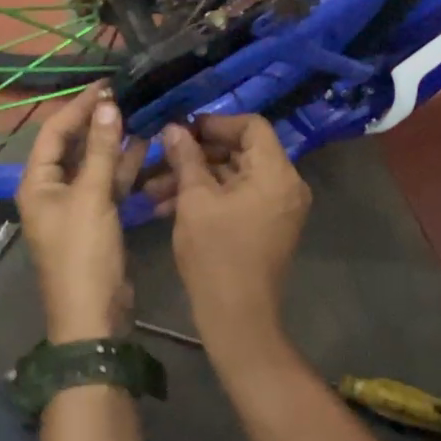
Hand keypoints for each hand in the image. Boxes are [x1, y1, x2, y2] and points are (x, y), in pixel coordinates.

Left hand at [16, 84, 143, 342]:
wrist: (94, 315)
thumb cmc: (84, 254)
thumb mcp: (92, 198)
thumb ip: (101, 150)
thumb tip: (108, 105)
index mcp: (37, 182)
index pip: (55, 132)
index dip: (79, 106)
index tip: (106, 85)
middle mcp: (52, 189)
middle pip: (74, 146)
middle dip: (99, 122)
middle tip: (128, 96)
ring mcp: (76, 205)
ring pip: (95, 164)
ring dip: (115, 142)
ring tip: (142, 115)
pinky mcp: (97, 220)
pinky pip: (109, 184)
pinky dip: (124, 167)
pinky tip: (147, 148)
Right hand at [147, 116, 311, 347]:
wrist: (237, 316)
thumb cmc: (216, 253)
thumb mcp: (194, 200)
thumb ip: (186, 158)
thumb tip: (174, 129)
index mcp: (276, 172)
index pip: (252, 126)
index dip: (215, 123)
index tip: (183, 130)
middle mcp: (286, 185)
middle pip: (242, 151)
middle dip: (198, 154)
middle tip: (163, 157)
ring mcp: (279, 207)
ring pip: (235, 177)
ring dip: (197, 178)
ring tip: (154, 189)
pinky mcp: (268, 226)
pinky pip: (240, 198)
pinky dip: (210, 197)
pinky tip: (169, 207)